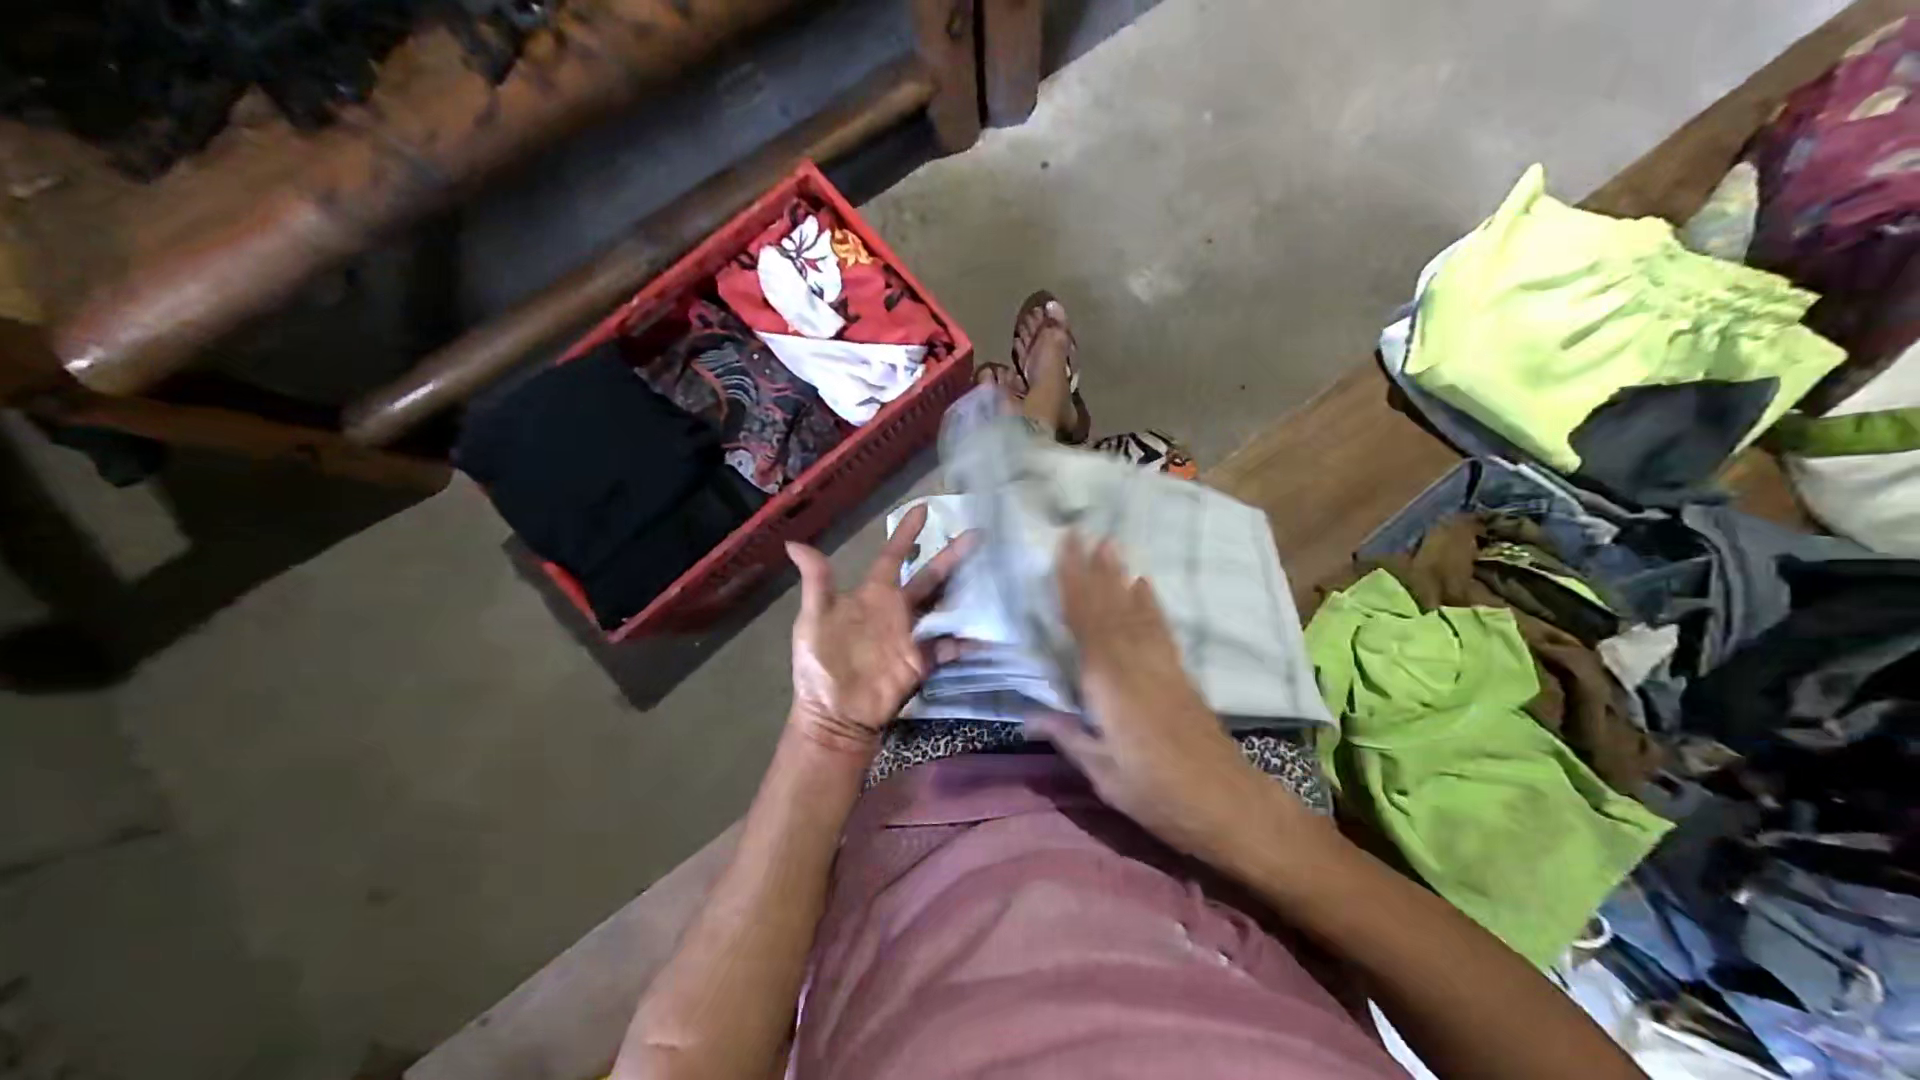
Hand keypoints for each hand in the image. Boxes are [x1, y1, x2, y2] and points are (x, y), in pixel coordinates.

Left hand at [786, 503, 970, 757]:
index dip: (906, 534)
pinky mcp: (921, 661)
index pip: (892, 557)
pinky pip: (947, 647)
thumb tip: (794, 543)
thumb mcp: (813, 618)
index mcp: (871, 595)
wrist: (833, 713)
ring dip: (964, 589)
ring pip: (943, 605)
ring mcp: (911, 636)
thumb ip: (816, 582)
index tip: (923, 509)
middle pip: (928, 577)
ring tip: (989, 571)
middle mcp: (896, 610)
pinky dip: (965, 641)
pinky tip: (986, 633)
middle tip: (976, 534)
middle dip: (951, 555)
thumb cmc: (820, 664)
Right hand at [1027, 535, 1304, 862]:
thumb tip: (1028, 714)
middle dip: (1093, 569)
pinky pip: (1160, 629)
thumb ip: (1067, 736)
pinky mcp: (1180, 675)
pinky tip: (1145, 587)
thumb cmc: (1157, 793)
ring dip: (1120, 576)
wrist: (1229, 805)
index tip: (1063, 548)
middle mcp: (1136, 664)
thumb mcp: (1102, 773)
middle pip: (1110, 608)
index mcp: (1110, 683)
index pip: (1085, 622)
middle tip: (1082, 532)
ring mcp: (1162, 666)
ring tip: (1111, 545)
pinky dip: (1150, 604)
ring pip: (1135, 611)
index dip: (1072, 584)